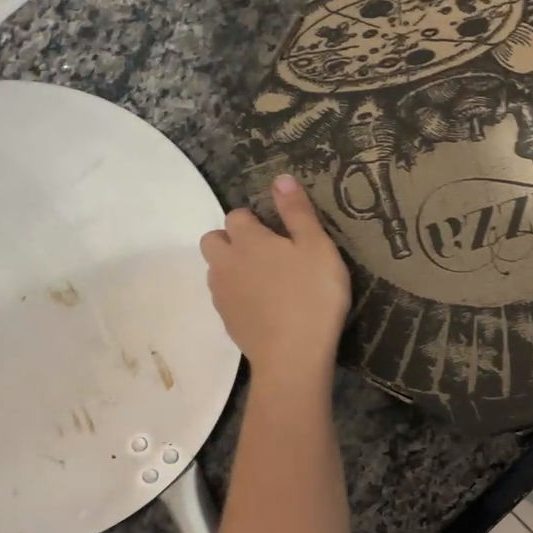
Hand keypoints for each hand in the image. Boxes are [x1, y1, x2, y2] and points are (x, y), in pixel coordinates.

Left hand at [200, 174, 350, 387]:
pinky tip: (268, 307)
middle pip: (214, 240)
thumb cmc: (313, 296)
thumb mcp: (318, 248)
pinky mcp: (227, 319)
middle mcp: (225, 262)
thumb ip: (299, 213)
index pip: (237, 216)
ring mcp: (222, 293)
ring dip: (235, 269)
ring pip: (218, 270)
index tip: (280, 233)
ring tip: (270, 282)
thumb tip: (281, 178)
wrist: (293, 354)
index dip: (256, 221)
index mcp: (248, 239)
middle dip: (233, 241)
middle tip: (268, 255)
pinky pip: (227, 297)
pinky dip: (241, 296)